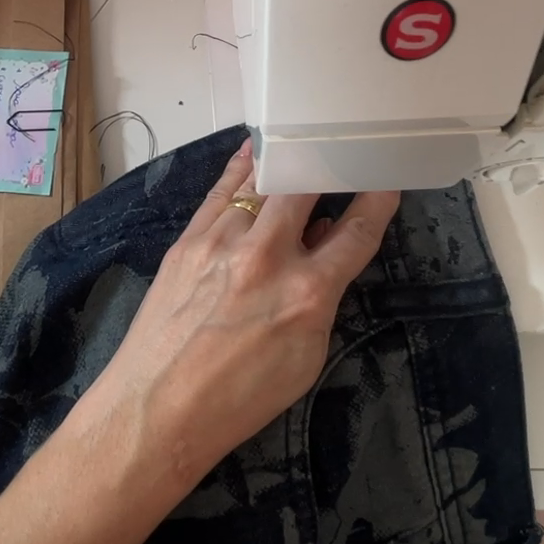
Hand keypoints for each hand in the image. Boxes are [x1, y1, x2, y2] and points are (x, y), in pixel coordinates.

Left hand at [73, 140, 400, 491]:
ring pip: (261, 183)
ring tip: (299, 137)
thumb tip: (322, 246)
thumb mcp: (304, 357)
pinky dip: (242, 168)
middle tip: (338, 149)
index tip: (386, 176)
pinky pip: (221, 191)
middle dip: (326, 166)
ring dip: (285, 160)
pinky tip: (253, 150)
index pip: (355, 234)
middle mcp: (267, 257)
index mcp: (307, 294)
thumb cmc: (239, 398)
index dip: (377, 202)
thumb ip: (319, 297)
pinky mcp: (188, 239)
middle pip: (306, 191)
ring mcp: (222, 242)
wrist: (158, 407)